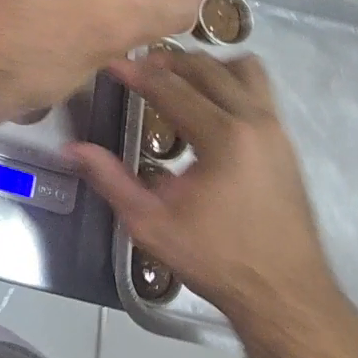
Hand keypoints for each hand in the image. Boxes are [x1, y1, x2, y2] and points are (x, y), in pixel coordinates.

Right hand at [69, 47, 335, 317]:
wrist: (286, 295)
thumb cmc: (215, 259)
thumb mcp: (150, 224)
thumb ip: (110, 180)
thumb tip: (72, 149)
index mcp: (222, 137)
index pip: (170, 88)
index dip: (136, 72)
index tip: (110, 63)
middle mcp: (254, 121)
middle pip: (207, 68)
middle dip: (168, 62)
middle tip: (138, 68)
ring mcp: (276, 129)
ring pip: (242, 70)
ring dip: (207, 66)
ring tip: (177, 80)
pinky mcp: (286, 142)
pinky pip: (259, 91)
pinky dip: (230, 82)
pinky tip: (208, 105)